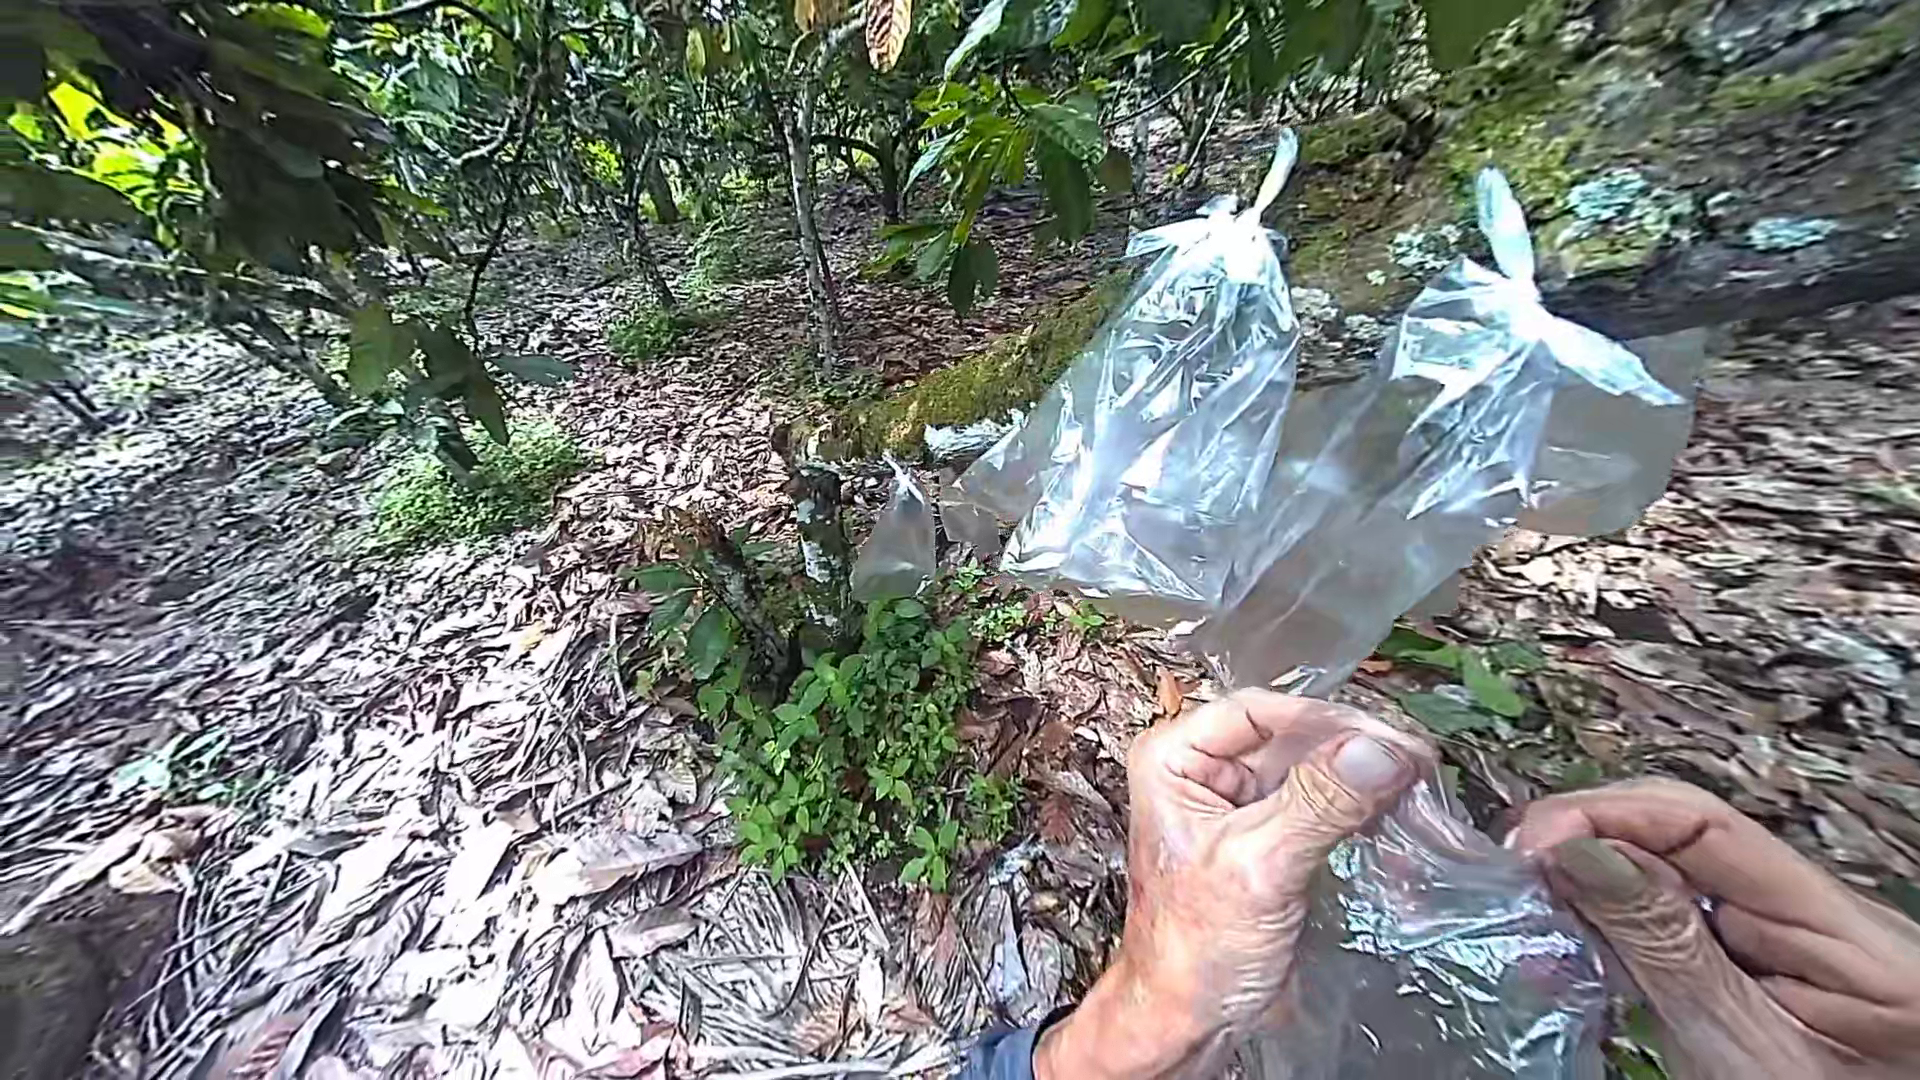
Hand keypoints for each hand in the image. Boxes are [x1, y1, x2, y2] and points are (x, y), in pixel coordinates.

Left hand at [1034, 690, 1425, 1079]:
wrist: (1186, 1010)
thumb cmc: (1197, 941)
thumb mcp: (1257, 866)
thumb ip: (1316, 804)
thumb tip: (1379, 749)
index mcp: (1172, 755)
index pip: (1251, 711)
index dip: (1320, 717)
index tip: (1387, 736)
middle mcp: (1199, 764)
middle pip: (1282, 734)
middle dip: (1347, 744)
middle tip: (1416, 759)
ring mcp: (1231, 796)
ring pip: (1303, 765)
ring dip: (1357, 771)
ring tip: (1417, 780)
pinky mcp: (1261, 827)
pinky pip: (1312, 799)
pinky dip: (1352, 802)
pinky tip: (1393, 806)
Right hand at [1512, 778, 1919, 1078]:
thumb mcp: (1734, 1044)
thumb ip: (1662, 943)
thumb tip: (1566, 847)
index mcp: (1850, 933)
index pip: (1702, 822)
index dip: (1598, 815)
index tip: (1530, 849)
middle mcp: (1813, 904)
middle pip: (1667, 820)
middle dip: (1577, 833)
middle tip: (1521, 870)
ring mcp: (1771, 916)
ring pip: (1644, 847)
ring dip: (1575, 864)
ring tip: (1535, 897)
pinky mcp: (1729, 933)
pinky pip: (1644, 884)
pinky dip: (1589, 894)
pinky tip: (1565, 917)